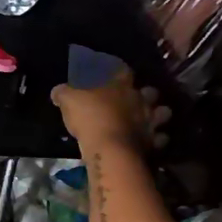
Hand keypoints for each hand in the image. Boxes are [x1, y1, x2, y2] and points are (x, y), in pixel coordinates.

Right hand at [52, 74, 170, 151]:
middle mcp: (140, 100)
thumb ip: (64, 93)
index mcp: (121, 85)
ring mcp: (150, 121)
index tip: (116, 74)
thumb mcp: (69, 101)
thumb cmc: (90, 118)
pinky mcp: (154, 142)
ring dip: (158, 115)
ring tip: (150, 120)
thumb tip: (57, 91)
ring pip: (163, 113)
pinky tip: (151, 142)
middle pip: (151, 91)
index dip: (120, 72)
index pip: (124, 71)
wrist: (110, 149)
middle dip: (146, 94)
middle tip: (136, 100)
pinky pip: (161, 138)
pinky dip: (158, 139)